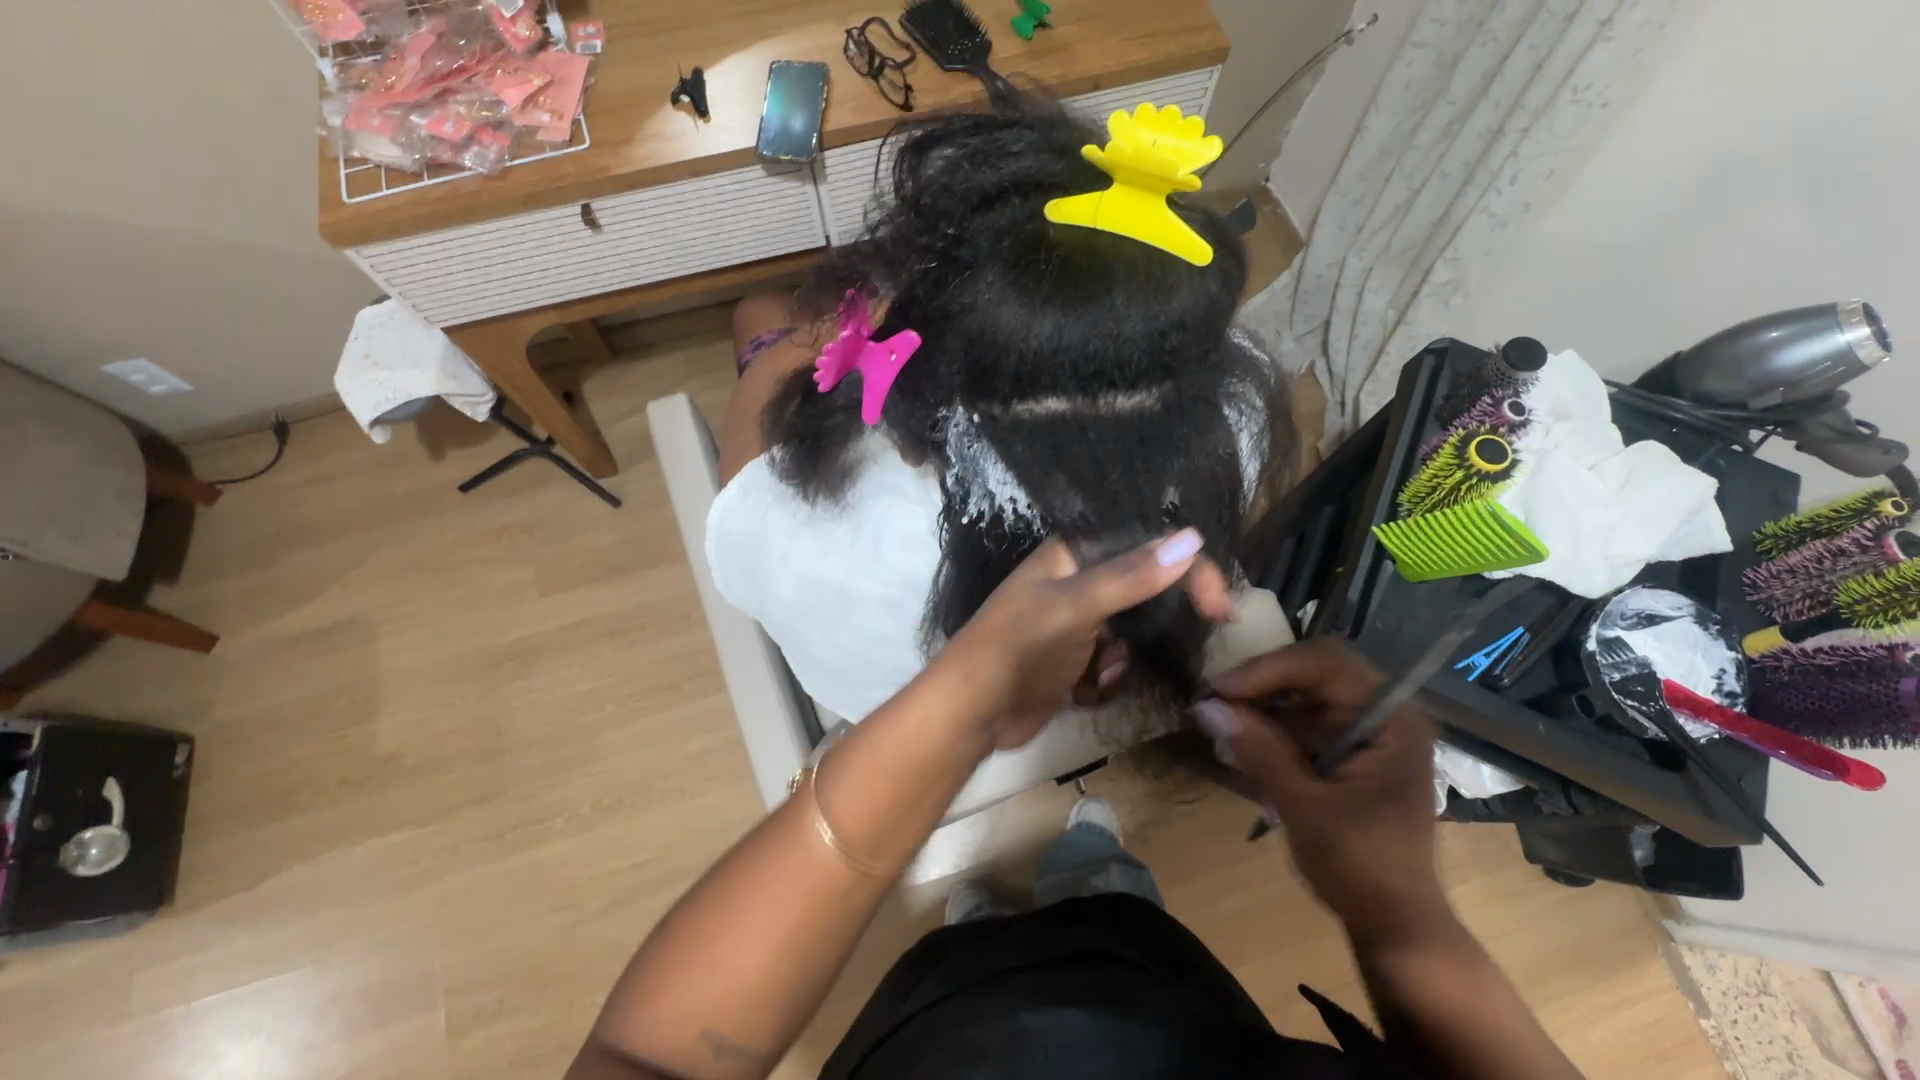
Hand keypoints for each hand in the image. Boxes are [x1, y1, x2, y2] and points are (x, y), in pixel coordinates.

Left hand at [932, 529, 1231, 751]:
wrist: (971, 713)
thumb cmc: (1018, 649)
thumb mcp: (1074, 608)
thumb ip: (1131, 576)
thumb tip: (1192, 536)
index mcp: (1073, 555)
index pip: (1146, 546)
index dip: (1187, 569)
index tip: (1219, 607)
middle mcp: (1077, 583)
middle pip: (1144, 590)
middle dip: (1164, 619)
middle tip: (1197, 641)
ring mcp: (1076, 624)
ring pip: (1133, 633)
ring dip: (1126, 657)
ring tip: (1102, 672)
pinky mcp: (1074, 661)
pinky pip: (1114, 663)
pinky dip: (1108, 678)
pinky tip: (1086, 692)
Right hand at [1193, 639, 1450, 948]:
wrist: (1394, 924)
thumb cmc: (1361, 865)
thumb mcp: (1303, 805)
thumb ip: (1258, 751)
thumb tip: (1204, 706)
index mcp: (1392, 721)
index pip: (1326, 665)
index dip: (1268, 670)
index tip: (1220, 688)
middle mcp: (1384, 716)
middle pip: (1315, 674)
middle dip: (1262, 683)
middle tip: (1214, 697)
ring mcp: (1368, 735)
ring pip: (1304, 698)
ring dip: (1261, 706)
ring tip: (1216, 718)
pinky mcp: (1350, 755)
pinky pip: (1304, 725)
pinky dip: (1271, 730)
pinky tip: (1237, 740)